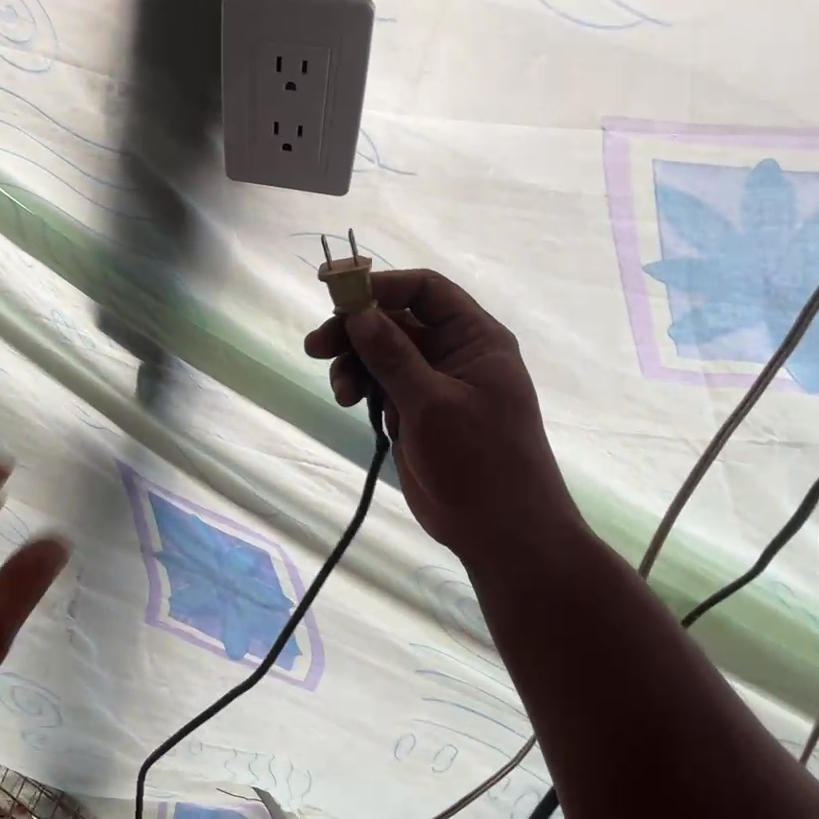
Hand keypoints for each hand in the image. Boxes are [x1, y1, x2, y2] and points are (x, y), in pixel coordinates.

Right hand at [304, 269, 571, 555]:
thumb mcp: (432, 404)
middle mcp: (453, 353)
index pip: (425, 291)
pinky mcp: (414, 411)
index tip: (336, 294)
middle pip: (394, 321)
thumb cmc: (480, 461)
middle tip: (316, 347)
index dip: (381, 286)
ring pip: (380, 353)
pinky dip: (358, 386)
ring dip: (352, 363)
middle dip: (354, 331)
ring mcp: (432, 383)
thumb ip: (392, 355)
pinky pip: (378, 383)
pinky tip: (346, 401)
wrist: (502, 533)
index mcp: (474, 339)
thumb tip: (358, 312)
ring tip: (339, 391)